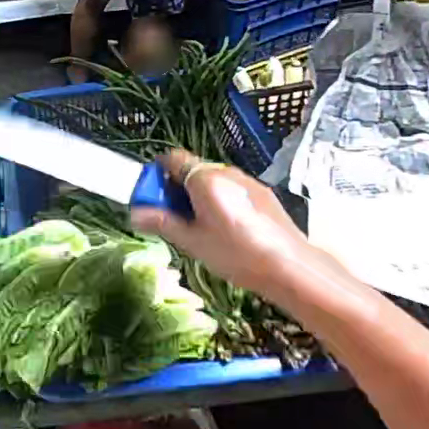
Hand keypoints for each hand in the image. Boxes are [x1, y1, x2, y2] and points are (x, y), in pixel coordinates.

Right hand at [129, 149, 327, 303]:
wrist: (293, 269)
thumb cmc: (236, 253)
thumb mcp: (192, 241)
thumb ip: (162, 222)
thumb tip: (134, 214)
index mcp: (204, 178)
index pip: (172, 158)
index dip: (158, 174)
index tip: (155, 197)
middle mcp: (226, 172)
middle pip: (193, 169)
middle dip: (178, 188)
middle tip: (176, 216)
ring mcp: (248, 182)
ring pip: (213, 180)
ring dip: (200, 195)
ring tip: (203, 225)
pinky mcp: (265, 195)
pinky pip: (233, 189)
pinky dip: (222, 200)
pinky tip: (229, 228)